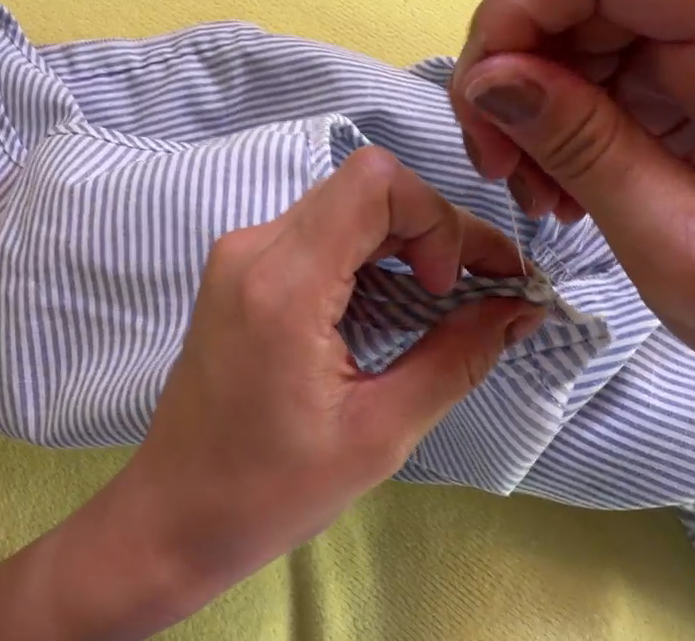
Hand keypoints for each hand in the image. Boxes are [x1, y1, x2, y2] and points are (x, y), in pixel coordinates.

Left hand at [0, 147, 542, 639]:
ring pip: (342, 204)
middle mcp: (253, 247)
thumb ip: (457, 358)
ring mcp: (240, 253)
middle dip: (433, 227)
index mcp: (282, 283)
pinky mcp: (239, 268)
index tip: (450, 286)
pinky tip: (391, 302)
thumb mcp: (379, 433)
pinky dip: (367, 253)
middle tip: (476, 288)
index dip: (435, 217)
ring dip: (403, 239)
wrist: (174, 511)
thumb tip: (520, 308)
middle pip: (363, 186)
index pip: (373, 182)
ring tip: (443, 297)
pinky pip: (317, 230)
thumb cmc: (271, 490)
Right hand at [449, 0, 694, 446]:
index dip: (518, 8)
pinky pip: (616, 64)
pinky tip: (570, 185)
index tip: (483, 103)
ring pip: (590, 25)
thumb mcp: (681, 250)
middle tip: (498, 161)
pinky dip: (571, 118)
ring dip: (539, 98)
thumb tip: (484, 77)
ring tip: (539, 190)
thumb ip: (580, 146)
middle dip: (517, 63)